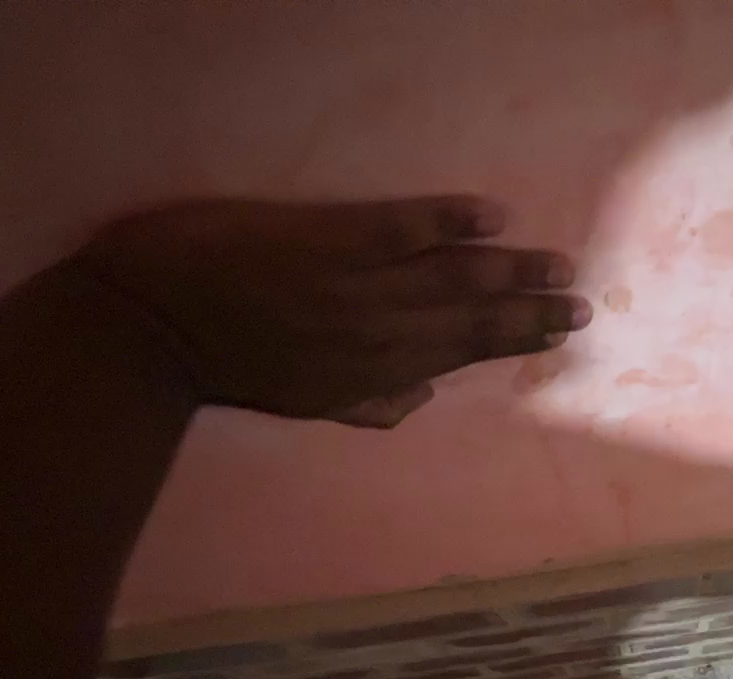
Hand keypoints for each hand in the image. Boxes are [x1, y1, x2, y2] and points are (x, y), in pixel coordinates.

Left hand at [60, 195, 590, 426]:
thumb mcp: (308, 405)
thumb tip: (425, 399)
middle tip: (581, 302)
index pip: (465, 353)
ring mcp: (362, 286)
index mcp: (383, 372)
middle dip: (532, 311)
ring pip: (453, 279)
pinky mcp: (330, 241)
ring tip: (558, 265)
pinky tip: (490, 216)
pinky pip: (400, 229)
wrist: (151, 330)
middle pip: (474, 319)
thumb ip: (371, 406)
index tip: (559, 333)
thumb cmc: (233, 370)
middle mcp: (387, 333)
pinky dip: (446, 222)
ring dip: (510, 272)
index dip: (517, 341)